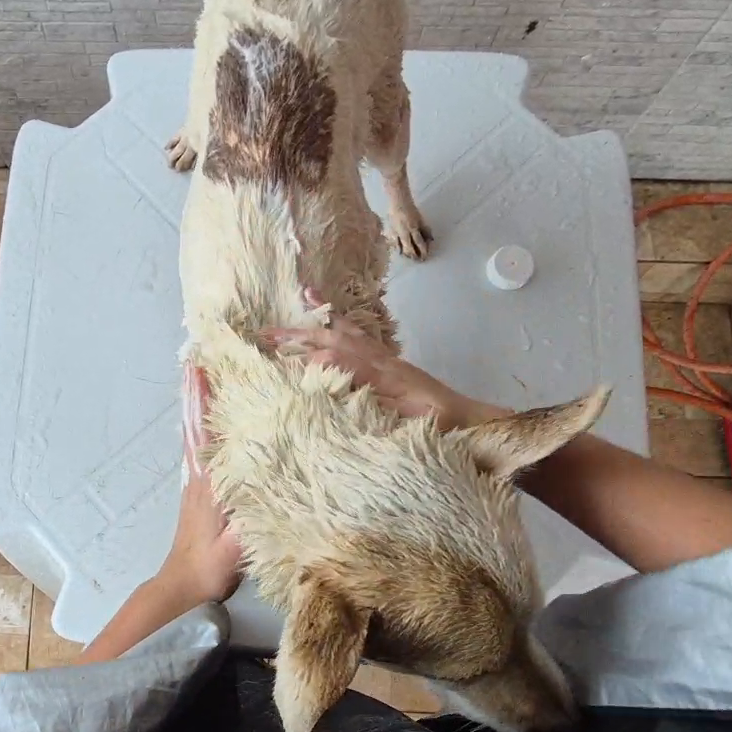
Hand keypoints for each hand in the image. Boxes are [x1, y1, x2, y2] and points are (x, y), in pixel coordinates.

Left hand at [154, 366, 243, 604]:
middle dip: (201, 389)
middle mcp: (202, 473)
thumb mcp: (236, 546)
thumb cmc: (209, 566)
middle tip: (204, 354)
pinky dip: (205, 426)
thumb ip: (253, 517)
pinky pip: (204, 448)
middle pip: (199, 423)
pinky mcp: (202, 491)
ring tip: (206, 373)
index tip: (202, 364)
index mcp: (210, 480)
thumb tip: (275, 482)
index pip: (206, 430)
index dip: (204, 398)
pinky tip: (214, 419)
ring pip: (199, 433)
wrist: (183, 586)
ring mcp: (199, 481)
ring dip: (200, 404)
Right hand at [263, 295, 504, 429]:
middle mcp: (379, 359)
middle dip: (297, 336)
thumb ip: (383, 405)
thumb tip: (343, 389)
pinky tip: (325, 314)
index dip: (307, 362)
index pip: (337, 358)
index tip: (278, 368)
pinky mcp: (384, 361)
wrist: (468, 419)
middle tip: (264, 334)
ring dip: (314, 323)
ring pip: (343, 332)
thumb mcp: (415, 422)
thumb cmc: (442, 427)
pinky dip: (337, 323)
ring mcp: (382, 357)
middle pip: (333, 338)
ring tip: (293, 305)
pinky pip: (356, 336)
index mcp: (383, 375)